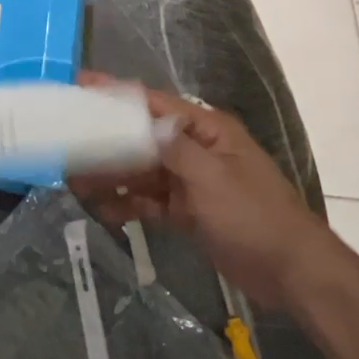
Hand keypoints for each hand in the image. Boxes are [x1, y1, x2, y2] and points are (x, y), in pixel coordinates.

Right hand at [70, 73, 342, 310]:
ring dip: (111, 175)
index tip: (79, 85)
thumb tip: (140, 121)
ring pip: (141, 170)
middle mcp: (195, 149)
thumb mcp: (213, 178)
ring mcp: (191, 181)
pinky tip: (102, 210)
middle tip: (66, 146)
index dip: (115, 94)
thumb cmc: (255, 217)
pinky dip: (128, 203)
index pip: (153, 103)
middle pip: (141, 138)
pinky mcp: (188, 211)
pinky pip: (149, 200)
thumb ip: (173, 148)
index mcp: (206, 130)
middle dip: (105, 142)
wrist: (293, 273)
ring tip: (74, 182)